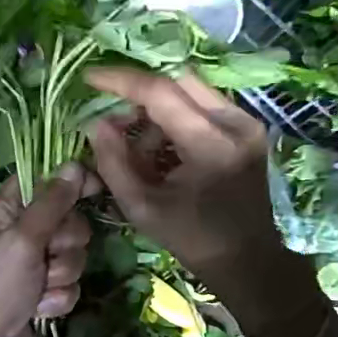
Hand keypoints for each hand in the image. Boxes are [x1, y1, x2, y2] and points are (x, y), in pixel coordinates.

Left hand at [0, 164, 95, 336]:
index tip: (95, 187)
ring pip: (74, 254)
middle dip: (64, 243)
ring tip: (38, 288)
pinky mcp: (45, 288)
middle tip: (47, 255)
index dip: (70, 182)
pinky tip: (39, 307)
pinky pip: (70, 281)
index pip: (45, 181)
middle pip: (68, 220)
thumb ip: (52, 202)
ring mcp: (34, 262)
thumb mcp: (24, 239)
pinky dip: (58, 296)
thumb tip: (75, 164)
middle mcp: (21, 232)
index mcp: (6, 210)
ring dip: (60, 274)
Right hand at [85, 68, 281, 290]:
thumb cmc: (193, 239)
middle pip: (178, 80)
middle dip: (139, 91)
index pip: (160, 92)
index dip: (121, 80)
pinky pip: (204, 105)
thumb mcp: (143, 207)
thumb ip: (114, 162)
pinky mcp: (248, 127)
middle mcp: (235, 122)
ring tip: (137, 145)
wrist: (248, 259)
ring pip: (191, 90)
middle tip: (112, 113)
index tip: (89, 77)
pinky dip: (177, 117)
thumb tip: (94, 123)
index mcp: (211, 144)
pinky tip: (162, 148)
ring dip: (158, 108)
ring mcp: (247, 122)